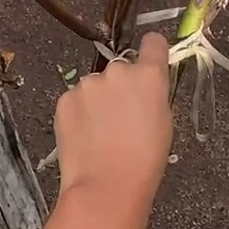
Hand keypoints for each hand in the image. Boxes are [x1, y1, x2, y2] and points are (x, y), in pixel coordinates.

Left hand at [54, 32, 172, 206]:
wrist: (107, 185)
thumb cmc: (145, 160)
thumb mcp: (164, 122)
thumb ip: (153, 95)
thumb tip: (144, 88)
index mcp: (149, 75)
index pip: (153, 43)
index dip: (152, 52)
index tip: (149, 61)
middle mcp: (117, 71)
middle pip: (120, 70)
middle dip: (120, 87)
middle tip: (122, 118)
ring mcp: (87, 84)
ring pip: (95, 86)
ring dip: (98, 101)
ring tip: (101, 133)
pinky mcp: (65, 99)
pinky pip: (76, 100)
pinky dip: (80, 114)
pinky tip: (85, 137)